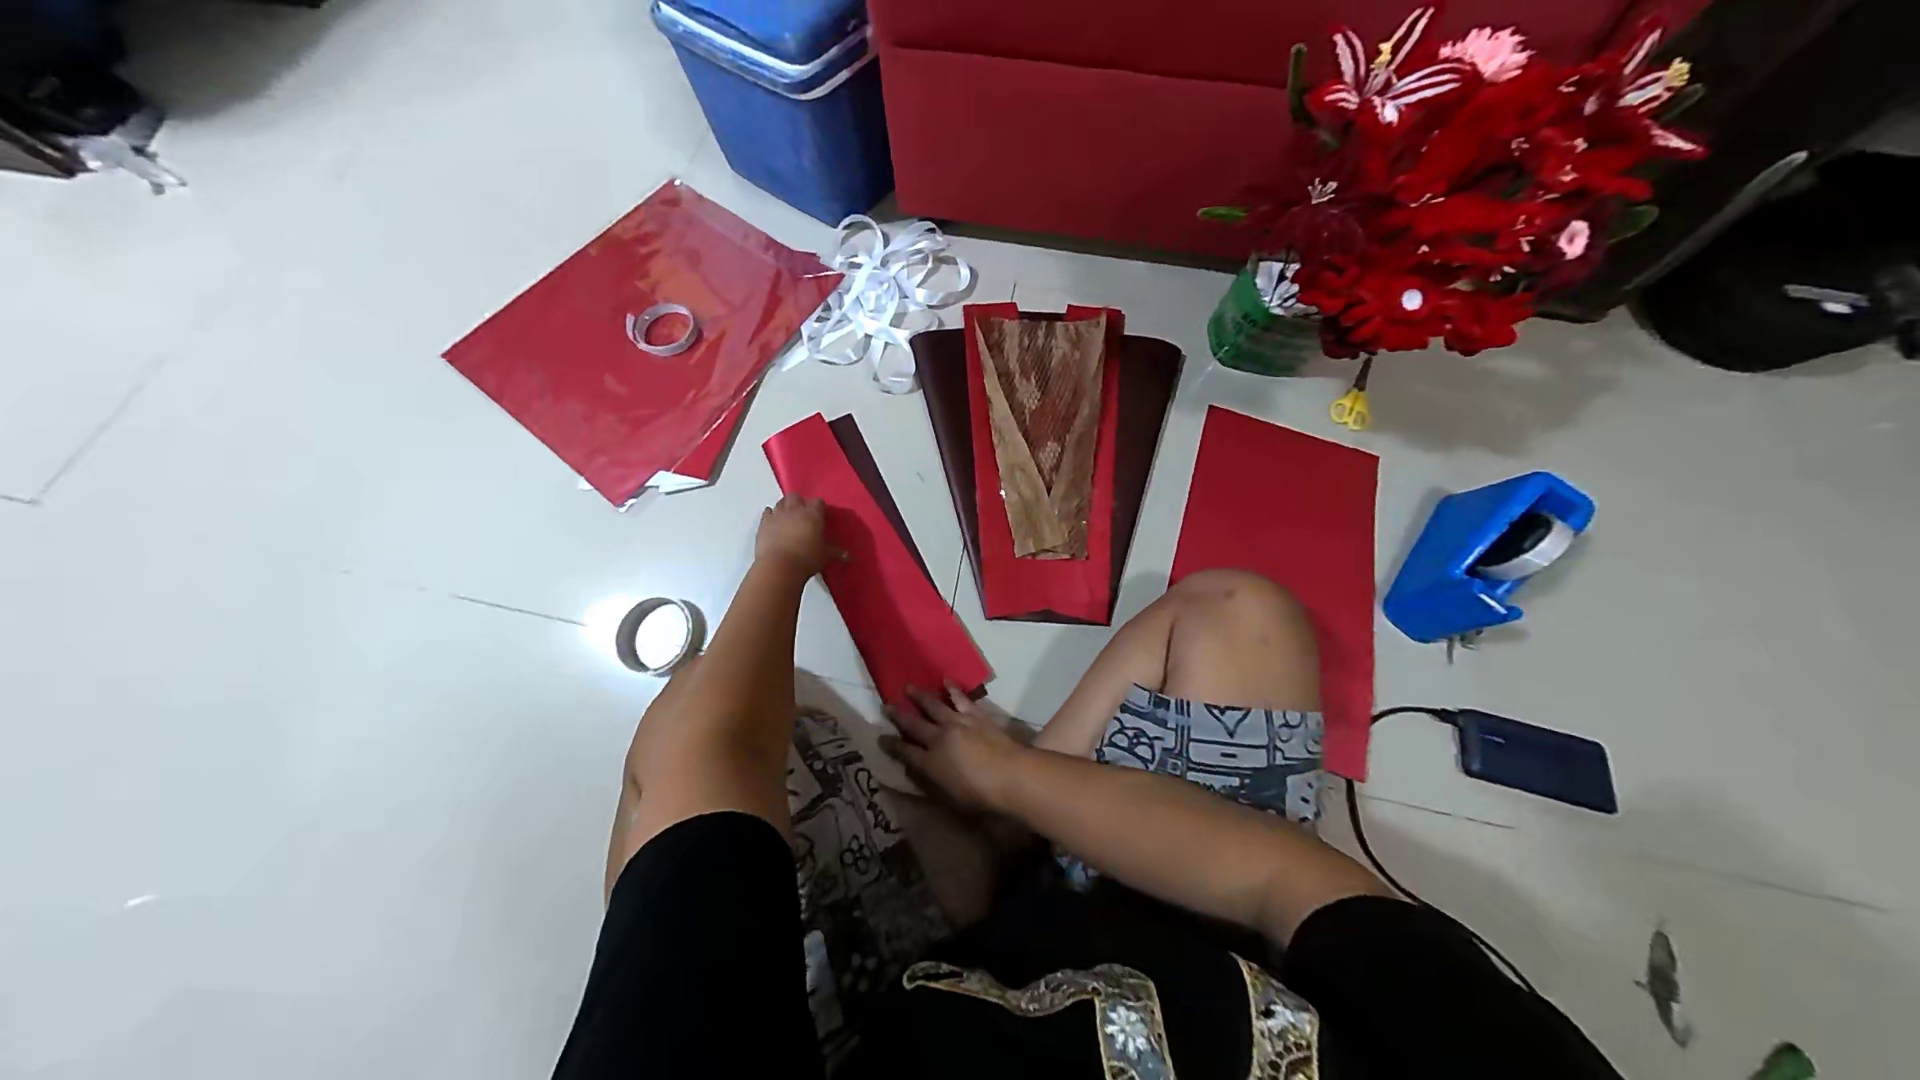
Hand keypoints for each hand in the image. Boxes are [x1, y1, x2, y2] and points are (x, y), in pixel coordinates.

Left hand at [754, 495, 837, 577]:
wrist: (779, 566)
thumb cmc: (807, 558)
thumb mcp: (825, 556)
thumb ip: (836, 552)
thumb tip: (848, 556)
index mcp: (813, 514)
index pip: (818, 502)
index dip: (819, 507)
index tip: (821, 515)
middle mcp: (794, 510)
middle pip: (796, 496)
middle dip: (799, 501)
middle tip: (803, 513)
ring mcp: (777, 514)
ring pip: (781, 502)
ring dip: (785, 506)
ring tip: (788, 516)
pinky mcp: (763, 523)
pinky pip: (767, 512)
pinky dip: (771, 514)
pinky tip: (773, 520)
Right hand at [885, 683, 1026, 812]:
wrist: (1010, 774)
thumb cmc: (981, 794)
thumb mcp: (950, 795)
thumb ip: (935, 779)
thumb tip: (924, 767)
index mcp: (931, 762)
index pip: (906, 752)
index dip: (892, 745)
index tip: (882, 738)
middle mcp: (940, 738)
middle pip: (914, 724)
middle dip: (898, 715)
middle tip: (886, 705)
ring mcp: (958, 723)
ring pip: (934, 706)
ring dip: (920, 696)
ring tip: (909, 687)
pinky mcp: (976, 716)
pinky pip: (961, 699)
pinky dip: (953, 690)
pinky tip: (946, 683)